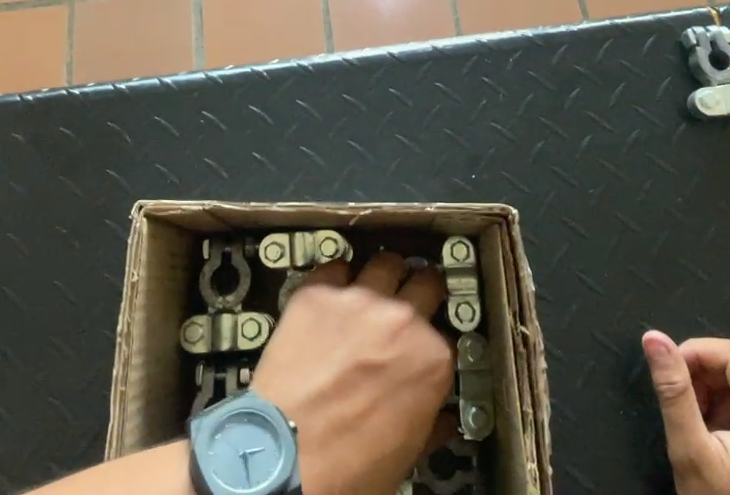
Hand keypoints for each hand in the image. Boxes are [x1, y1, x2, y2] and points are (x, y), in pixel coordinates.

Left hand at [251, 254, 452, 494]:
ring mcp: (359, 300)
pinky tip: (330, 296)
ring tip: (370, 287)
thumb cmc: (350, 466)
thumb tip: (440, 417)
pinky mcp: (317, 293)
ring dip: (381, 275)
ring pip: (384, 263)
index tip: (419, 340)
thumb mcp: (409, 452)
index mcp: (432, 358)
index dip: (429, 338)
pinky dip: (335, 279)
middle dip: (418, 289)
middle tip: (406, 298)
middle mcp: (402, 319)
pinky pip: (334, 268)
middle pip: (424, 281)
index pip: (444, 332)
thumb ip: (430, 420)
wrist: (285, 456)